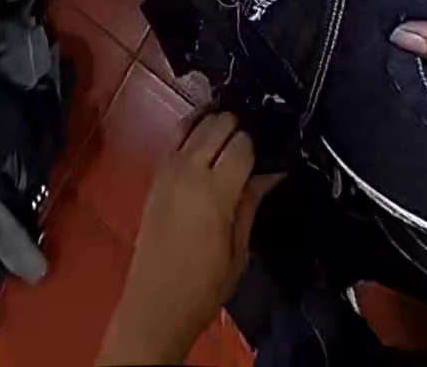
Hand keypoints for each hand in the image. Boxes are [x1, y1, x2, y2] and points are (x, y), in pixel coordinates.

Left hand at [97, 113, 278, 365]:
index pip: (243, 143)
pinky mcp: (155, 172)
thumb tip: (272, 172)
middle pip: (219, 123)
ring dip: (215, 120)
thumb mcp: (238, 251)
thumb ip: (251, 202)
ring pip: (196, 120)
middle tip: (250, 144)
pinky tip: (205, 134)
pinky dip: (193, 125)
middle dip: (238, 127)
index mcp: (215, 192)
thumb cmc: (202, 287)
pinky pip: (175, 133)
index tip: (266, 155)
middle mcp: (190, 170)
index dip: (257, 145)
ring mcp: (169, 168)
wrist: (154, 306)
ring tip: (230, 133)